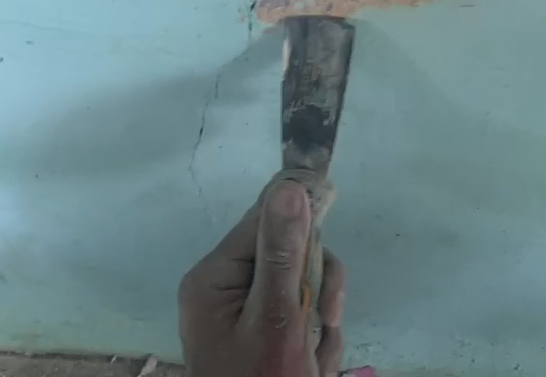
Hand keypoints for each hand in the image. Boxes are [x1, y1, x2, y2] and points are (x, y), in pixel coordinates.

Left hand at [179, 179, 345, 376]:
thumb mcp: (276, 322)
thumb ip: (283, 254)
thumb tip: (289, 187)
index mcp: (215, 278)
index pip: (263, 219)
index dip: (300, 213)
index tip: (331, 202)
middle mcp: (225, 290)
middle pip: (288, 253)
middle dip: (315, 288)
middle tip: (324, 323)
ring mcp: (245, 317)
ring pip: (302, 289)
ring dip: (320, 325)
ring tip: (313, 364)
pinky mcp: (264, 340)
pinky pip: (302, 321)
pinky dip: (316, 346)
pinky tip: (313, 371)